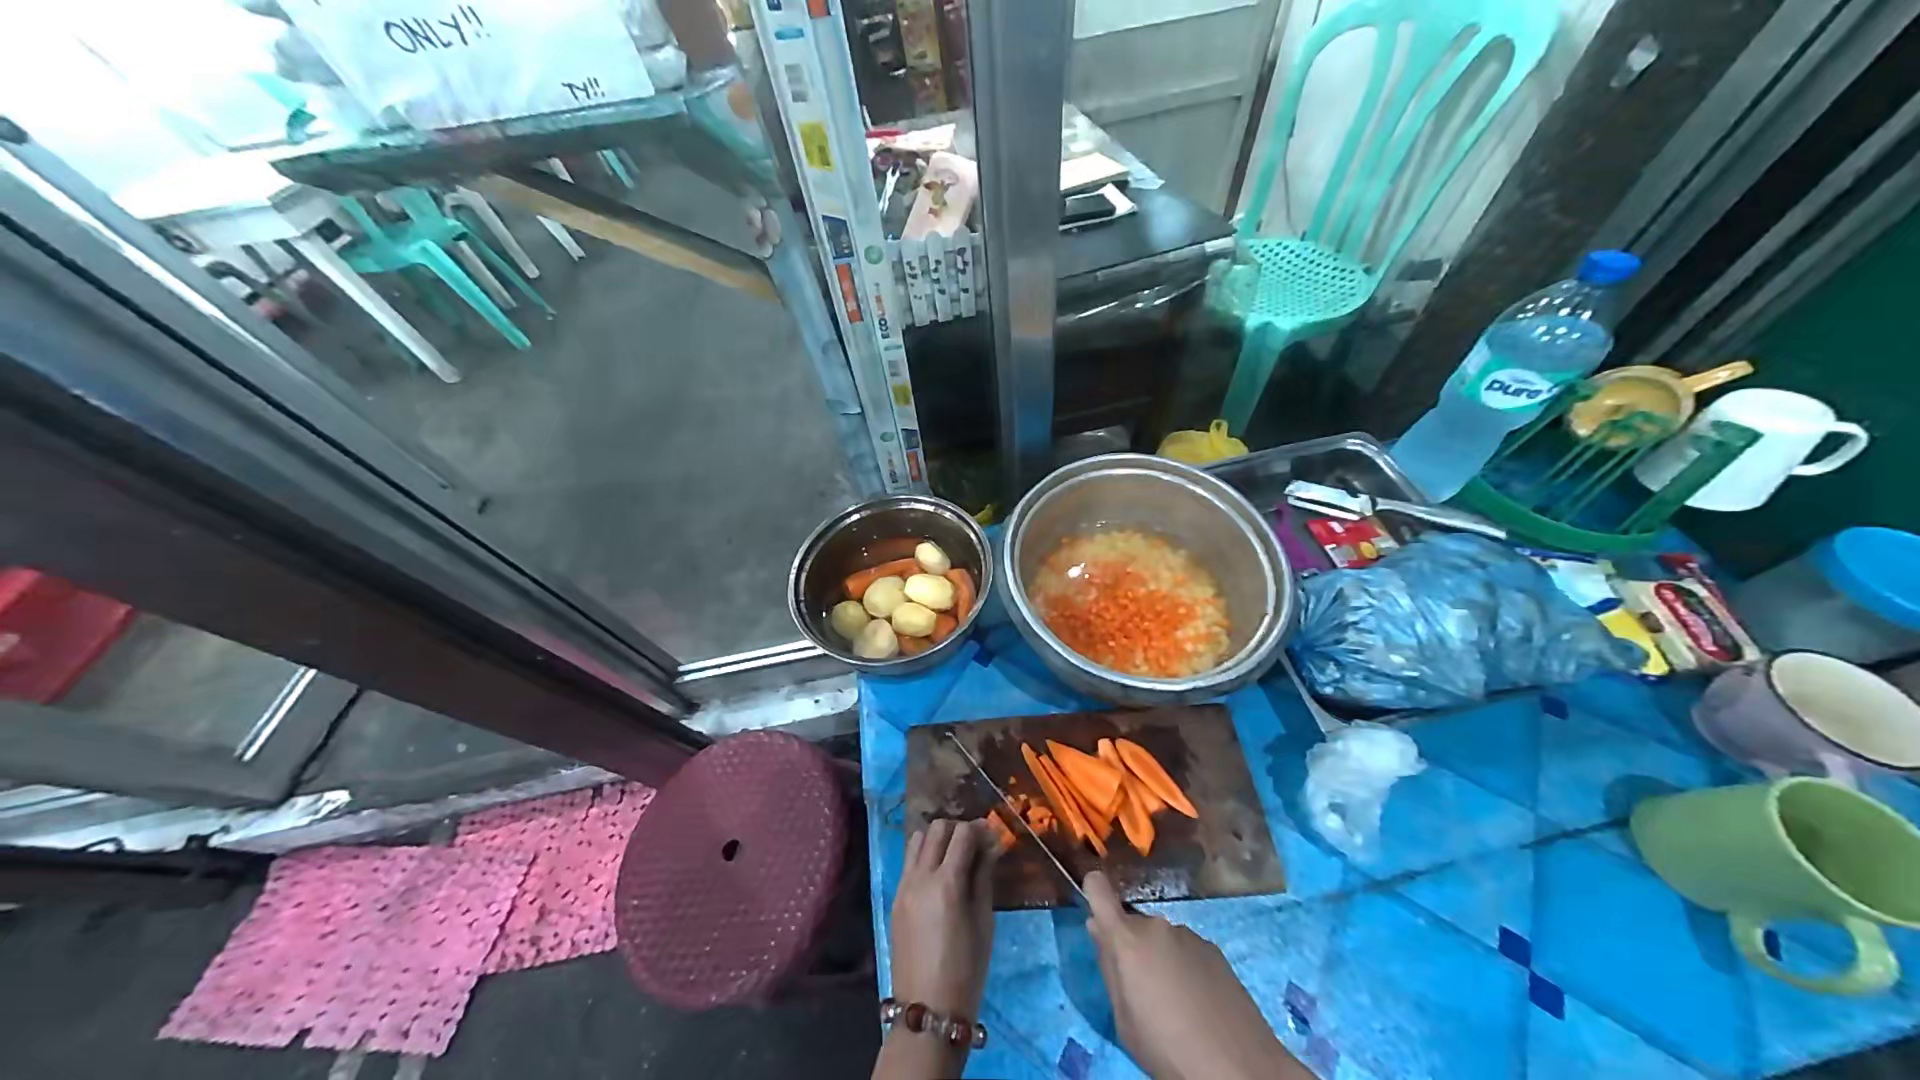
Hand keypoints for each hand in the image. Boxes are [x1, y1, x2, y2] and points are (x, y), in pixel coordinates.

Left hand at [890, 818, 999, 1017]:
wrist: (927, 1008)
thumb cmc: (966, 969)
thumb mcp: (984, 921)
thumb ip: (984, 877)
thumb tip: (990, 845)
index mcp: (946, 883)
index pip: (962, 834)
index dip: (980, 829)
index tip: (993, 836)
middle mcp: (920, 877)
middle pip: (936, 829)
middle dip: (958, 829)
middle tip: (976, 845)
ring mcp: (903, 886)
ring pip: (917, 840)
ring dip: (937, 839)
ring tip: (955, 857)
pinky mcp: (895, 898)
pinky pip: (909, 862)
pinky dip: (924, 856)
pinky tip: (940, 876)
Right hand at [1084, 871, 1308, 1079]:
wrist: (1240, 1067)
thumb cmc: (1167, 1048)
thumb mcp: (1123, 1019)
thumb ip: (1108, 967)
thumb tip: (1097, 929)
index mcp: (1127, 938)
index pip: (1098, 889)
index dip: (1093, 892)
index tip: (1095, 912)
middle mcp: (1156, 925)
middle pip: (1132, 925)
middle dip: (1131, 947)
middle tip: (1142, 989)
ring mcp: (1188, 934)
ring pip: (1160, 938)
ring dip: (1159, 958)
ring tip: (1175, 1002)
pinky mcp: (1214, 949)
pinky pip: (1185, 949)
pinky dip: (1184, 967)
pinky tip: (1199, 1003)